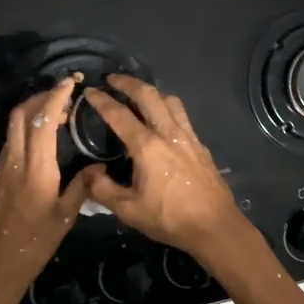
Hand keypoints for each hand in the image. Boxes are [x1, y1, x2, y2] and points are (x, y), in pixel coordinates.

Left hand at [0, 76, 88, 303]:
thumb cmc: (33, 246)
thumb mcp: (64, 219)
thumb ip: (81, 187)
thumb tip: (98, 165)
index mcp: (36, 168)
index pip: (43, 119)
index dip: (56, 95)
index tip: (71, 82)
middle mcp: (14, 161)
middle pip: (21, 114)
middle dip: (41, 96)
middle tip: (64, 94)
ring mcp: (0, 168)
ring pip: (12, 128)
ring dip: (32, 113)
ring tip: (56, 115)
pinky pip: (9, 143)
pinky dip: (24, 132)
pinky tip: (39, 143)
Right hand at [77, 76, 250, 256]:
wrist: (214, 224)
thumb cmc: (169, 217)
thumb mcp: (128, 210)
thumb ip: (103, 189)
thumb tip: (90, 172)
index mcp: (147, 146)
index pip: (119, 114)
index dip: (102, 101)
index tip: (90, 91)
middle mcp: (168, 133)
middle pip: (148, 95)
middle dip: (129, 82)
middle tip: (113, 79)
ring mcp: (188, 136)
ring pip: (170, 100)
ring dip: (152, 92)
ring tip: (140, 95)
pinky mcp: (199, 144)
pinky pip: (182, 115)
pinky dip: (168, 108)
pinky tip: (163, 120)